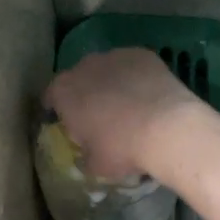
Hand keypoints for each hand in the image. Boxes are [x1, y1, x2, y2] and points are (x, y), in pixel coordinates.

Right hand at [44, 49, 211, 179]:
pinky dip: (137, 77)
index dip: (58, 110)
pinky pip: (133, 66)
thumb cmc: (122, 148)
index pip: (51, 97)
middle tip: (101, 116)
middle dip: (86, 94)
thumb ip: (84, 157)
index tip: (68, 123)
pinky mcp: (142, 54)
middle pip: (79, 79)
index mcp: (64, 92)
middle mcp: (84, 67)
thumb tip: (85, 156)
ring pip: (107, 69)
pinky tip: (148, 94)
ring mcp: (114, 56)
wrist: (168, 127)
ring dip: (112, 83)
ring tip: (129, 105)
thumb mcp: (96, 165)